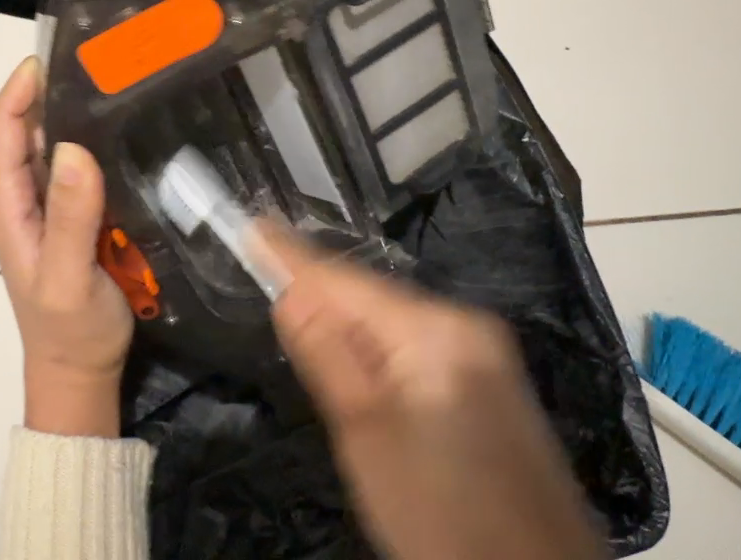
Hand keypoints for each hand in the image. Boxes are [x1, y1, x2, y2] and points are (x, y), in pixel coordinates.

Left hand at [0, 57, 133, 437]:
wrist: (80, 370)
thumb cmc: (70, 327)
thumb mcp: (69, 277)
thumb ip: (71, 216)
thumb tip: (72, 145)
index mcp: (7, 201)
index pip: (4, 125)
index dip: (23, 85)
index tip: (63, 53)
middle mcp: (21, 191)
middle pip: (28, 123)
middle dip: (54, 86)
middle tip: (104, 56)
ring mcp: (47, 201)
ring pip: (54, 139)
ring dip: (76, 108)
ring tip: (119, 77)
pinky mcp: (72, 210)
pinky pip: (78, 162)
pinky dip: (94, 138)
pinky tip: (127, 125)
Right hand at [263, 225, 604, 559]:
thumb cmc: (443, 515)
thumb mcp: (366, 435)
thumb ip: (325, 353)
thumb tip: (289, 289)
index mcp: (433, 330)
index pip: (344, 278)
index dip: (291, 255)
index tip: (249, 226)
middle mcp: (465, 324)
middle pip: (370, 297)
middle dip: (320, 298)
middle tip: (266, 290)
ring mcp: (485, 352)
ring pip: (392, 324)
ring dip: (347, 328)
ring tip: (303, 335)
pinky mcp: (490, 383)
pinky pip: (416, 349)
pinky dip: (379, 353)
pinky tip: (361, 377)